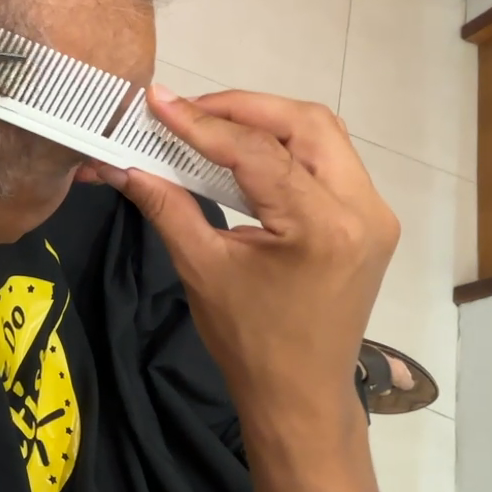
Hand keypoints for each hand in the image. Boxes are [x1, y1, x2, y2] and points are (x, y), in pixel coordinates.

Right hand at [105, 87, 399, 418]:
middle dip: (241, 107)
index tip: (158, 102)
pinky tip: (240, 152)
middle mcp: (361, 209)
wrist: (299, 389)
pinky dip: (281, 144)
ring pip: (322, 135)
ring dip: (264, 120)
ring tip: (208, 125)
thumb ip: (164, 205)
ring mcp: (372, 212)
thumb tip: (119, 165)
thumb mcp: (199, 266)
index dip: (201, 123)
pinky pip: (326, 159)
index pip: (256, 151)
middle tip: (187, 111)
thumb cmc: (247, 336)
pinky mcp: (367, 219)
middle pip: (307, 123)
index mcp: (321, 226)